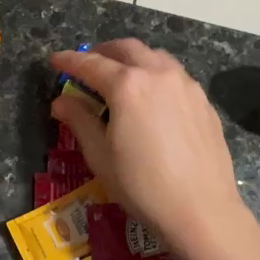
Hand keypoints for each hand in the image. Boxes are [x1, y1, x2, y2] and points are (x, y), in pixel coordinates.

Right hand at [49, 39, 244, 253]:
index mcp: (128, 86)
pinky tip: (153, 99)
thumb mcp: (101, 156)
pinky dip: (156, 75)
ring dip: (133, 59)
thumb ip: (80, 121)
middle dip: (103, 52)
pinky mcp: (204, 102)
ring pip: (155, 57)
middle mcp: (158, 75)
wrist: (202, 210)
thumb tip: (62, 102)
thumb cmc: (143, 186)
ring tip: (122, 77)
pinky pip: (175, 76)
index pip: (91, 64)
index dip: (69, 61)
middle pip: (127, 49)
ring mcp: (186, 85)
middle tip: (88, 65)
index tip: (55, 60)